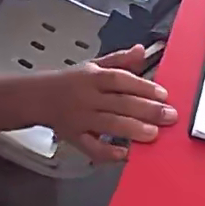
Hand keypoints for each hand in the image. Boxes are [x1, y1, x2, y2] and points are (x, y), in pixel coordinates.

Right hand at [19, 45, 176, 162]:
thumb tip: (141, 51)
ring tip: (154, 134)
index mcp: (92, 77)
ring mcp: (80, 119)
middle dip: (147, 110)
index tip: (163, 94)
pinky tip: (125, 155)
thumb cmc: (70, 82)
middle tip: (169, 116)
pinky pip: (91, 148)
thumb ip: (119, 61)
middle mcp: (86, 97)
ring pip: (109, 124)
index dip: (142, 86)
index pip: (119, 79)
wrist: (35, 97)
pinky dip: (108, 153)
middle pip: (119, 103)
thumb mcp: (93, 66)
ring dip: (133, 129)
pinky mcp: (75, 138)